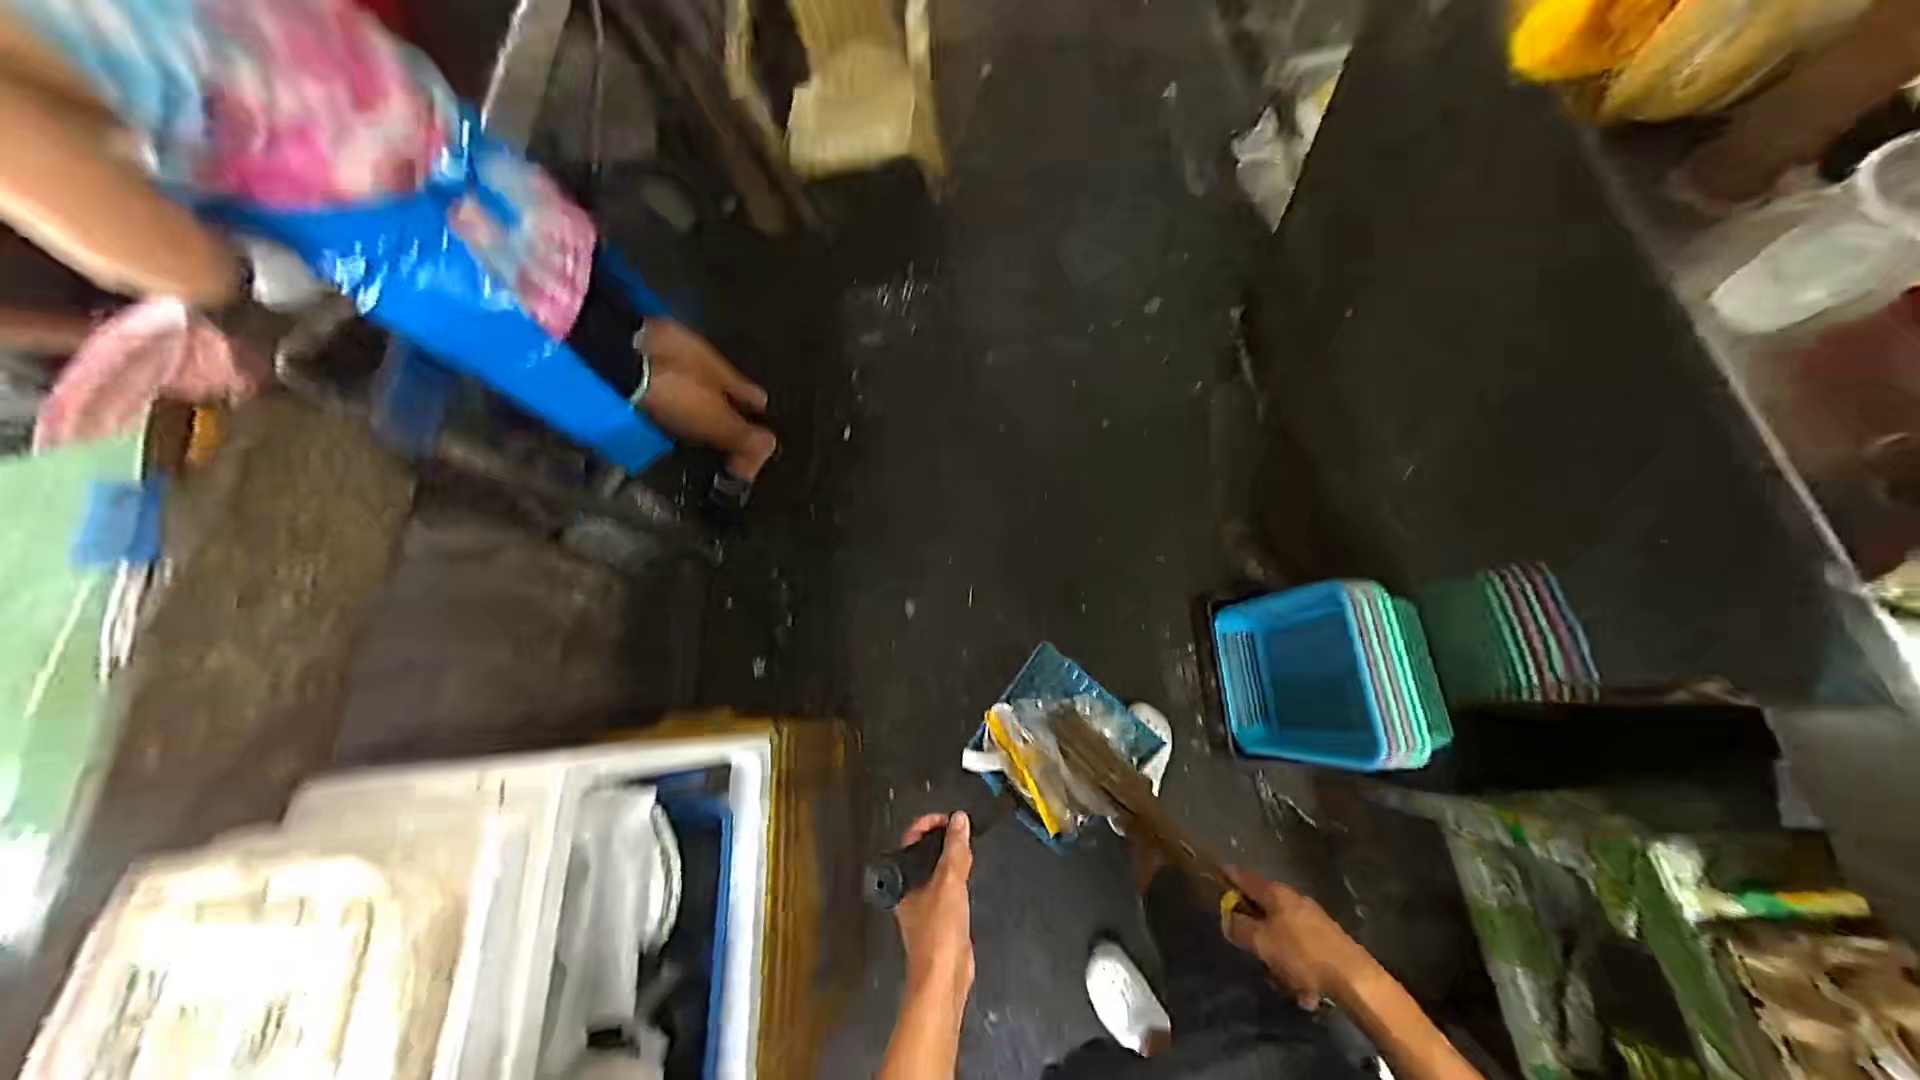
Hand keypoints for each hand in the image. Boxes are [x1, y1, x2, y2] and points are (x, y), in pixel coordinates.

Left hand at [893, 812, 974, 1001]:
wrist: (944, 975)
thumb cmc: (939, 930)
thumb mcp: (950, 881)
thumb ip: (955, 849)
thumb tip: (959, 819)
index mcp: (902, 879)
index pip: (911, 839)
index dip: (928, 824)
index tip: (950, 819)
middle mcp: (909, 890)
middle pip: (923, 854)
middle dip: (942, 839)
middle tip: (961, 832)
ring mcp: (924, 904)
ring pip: (936, 870)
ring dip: (951, 857)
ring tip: (967, 850)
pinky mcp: (940, 917)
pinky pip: (947, 887)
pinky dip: (957, 876)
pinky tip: (968, 876)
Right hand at [1223, 865, 1371, 1008]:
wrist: (1356, 978)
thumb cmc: (1303, 954)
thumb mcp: (1262, 943)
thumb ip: (1240, 929)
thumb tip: (1227, 919)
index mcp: (1276, 894)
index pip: (1245, 877)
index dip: (1230, 875)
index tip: (1218, 873)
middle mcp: (1294, 900)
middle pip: (1264, 907)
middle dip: (1255, 928)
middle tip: (1249, 946)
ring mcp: (1313, 919)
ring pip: (1282, 932)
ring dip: (1278, 954)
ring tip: (1282, 979)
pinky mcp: (1327, 939)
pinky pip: (1301, 950)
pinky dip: (1297, 966)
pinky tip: (1304, 989)